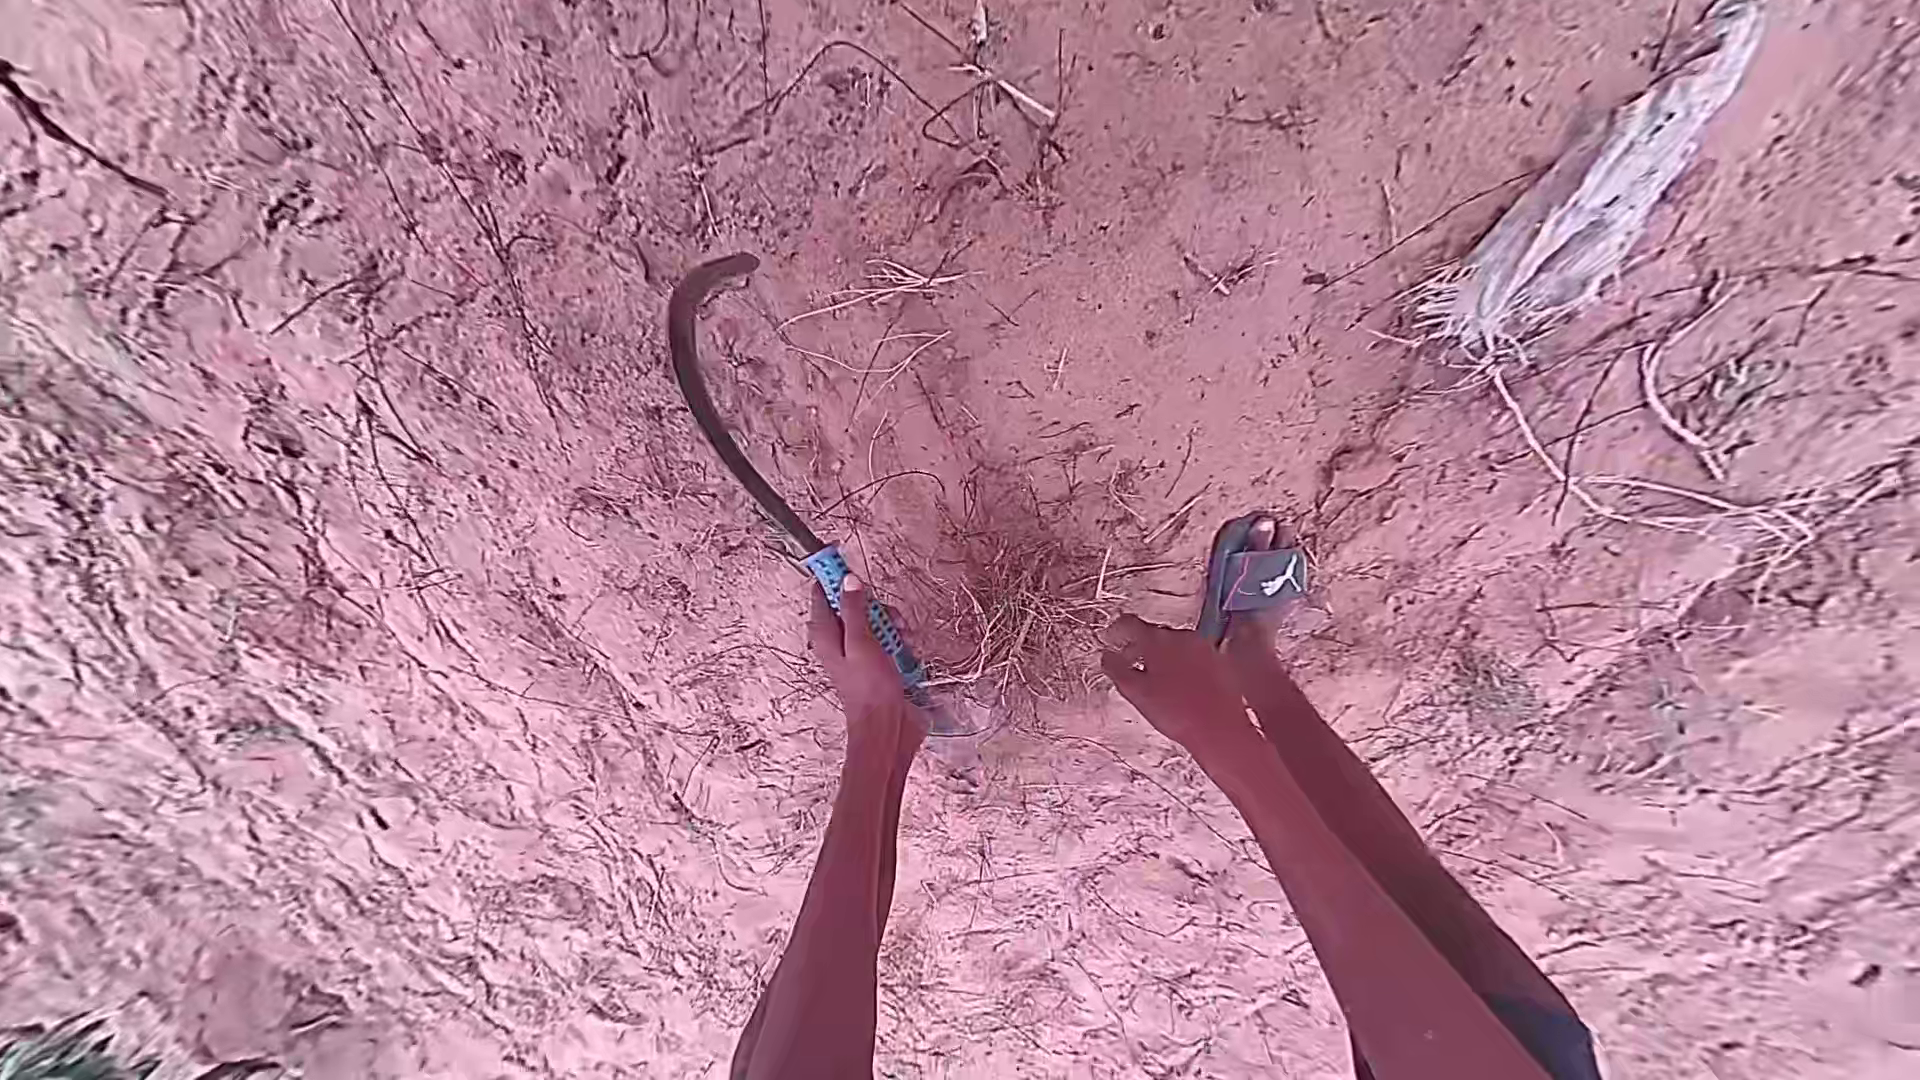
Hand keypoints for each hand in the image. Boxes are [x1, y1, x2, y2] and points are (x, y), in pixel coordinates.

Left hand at [808, 575, 919, 738]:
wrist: (888, 727)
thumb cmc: (870, 689)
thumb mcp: (861, 643)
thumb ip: (855, 610)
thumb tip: (849, 580)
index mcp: (826, 634)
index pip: (822, 593)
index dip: (834, 576)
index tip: (848, 562)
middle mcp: (840, 640)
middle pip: (853, 605)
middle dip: (874, 605)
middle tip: (888, 616)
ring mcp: (860, 651)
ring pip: (874, 620)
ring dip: (891, 622)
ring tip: (904, 634)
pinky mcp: (878, 661)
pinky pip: (887, 637)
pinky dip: (898, 637)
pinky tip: (909, 645)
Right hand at [1100, 615, 1260, 757]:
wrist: (1220, 729)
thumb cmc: (1178, 713)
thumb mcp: (1134, 692)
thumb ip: (1115, 668)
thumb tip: (1108, 657)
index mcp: (1156, 640)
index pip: (1128, 623)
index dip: (1116, 630)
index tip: (1112, 638)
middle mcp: (1181, 636)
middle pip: (1152, 633)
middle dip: (1139, 647)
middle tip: (1130, 664)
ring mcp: (1203, 646)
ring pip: (1174, 644)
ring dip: (1162, 655)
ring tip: (1156, 679)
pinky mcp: (1219, 659)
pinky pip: (1193, 654)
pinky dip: (1182, 663)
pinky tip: (1178, 685)